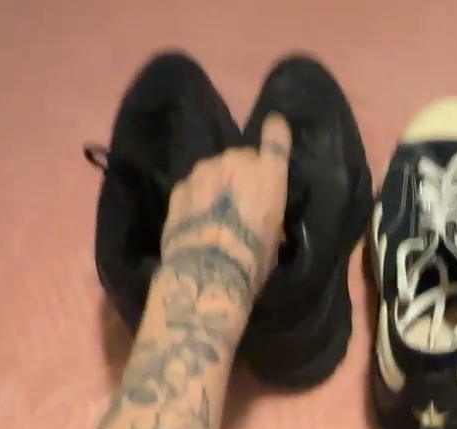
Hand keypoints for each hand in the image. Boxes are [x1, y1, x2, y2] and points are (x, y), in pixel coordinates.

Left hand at [158, 114, 292, 305]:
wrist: (208, 273)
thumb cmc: (252, 260)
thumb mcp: (273, 240)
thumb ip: (269, 216)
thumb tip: (262, 217)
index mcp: (267, 176)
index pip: (276, 137)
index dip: (276, 131)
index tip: (274, 127)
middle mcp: (235, 162)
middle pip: (241, 159)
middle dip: (242, 176)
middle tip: (241, 205)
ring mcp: (203, 171)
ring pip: (214, 172)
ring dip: (216, 187)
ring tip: (215, 217)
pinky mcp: (179, 187)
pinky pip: (193, 187)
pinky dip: (196, 199)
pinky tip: (197, 223)